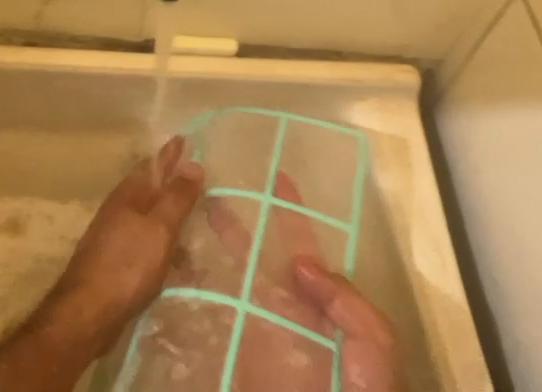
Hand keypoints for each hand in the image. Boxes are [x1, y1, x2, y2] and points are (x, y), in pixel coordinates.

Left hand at [37, 135, 205, 357]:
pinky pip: (150, 246)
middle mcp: (121, 210)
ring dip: (174, 220)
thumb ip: (177, 197)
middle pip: (153, 190)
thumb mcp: (158, 228)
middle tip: (202, 183)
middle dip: (176, 186)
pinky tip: (182, 265)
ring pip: (152, 219)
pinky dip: (167, 248)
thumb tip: (193, 163)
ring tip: (199, 226)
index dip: (171, 153)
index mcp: (130, 194)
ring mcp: (117, 237)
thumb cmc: (126, 265)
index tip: (185, 138)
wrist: (87, 314)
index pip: (154, 164)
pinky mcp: (119, 263)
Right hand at [196, 174, 401, 391]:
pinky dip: (190, 309)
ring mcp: (258, 343)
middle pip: (256, 261)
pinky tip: (166, 287)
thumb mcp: (374, 346)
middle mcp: (285, 316)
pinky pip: (210, 332)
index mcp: (319, 306)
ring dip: (206, 262)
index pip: (301, 248)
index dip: (290, 212)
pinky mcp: (233, 366)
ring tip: (177, 233)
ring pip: (229, 290)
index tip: (273, 175)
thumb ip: (347, 302)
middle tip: (207, 193)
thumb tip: (298, 262)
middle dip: (236, 227)